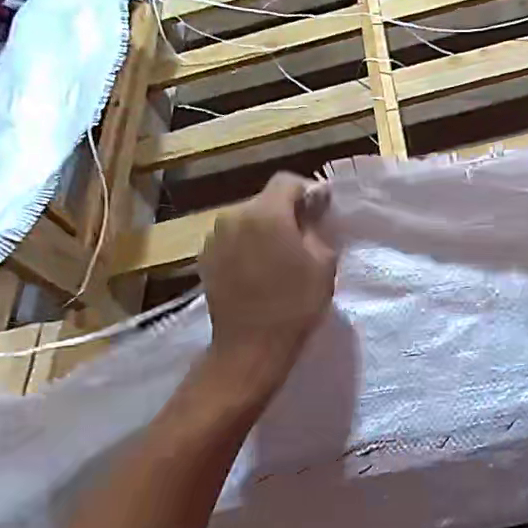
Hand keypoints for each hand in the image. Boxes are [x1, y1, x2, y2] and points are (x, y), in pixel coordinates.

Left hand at [200, 173, 337, 368]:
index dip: (308, 191)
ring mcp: (214, 237)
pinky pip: (232, 240)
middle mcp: (234, 215)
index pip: (287, 181)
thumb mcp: (323, 263)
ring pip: (247, 220)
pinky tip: (258, 270)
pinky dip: (246, 246)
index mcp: (266, 212)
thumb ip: (317, 227)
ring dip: (263, 230)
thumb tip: (312, 208)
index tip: (321, 211)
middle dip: (285, 212)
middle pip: (265, 200)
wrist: (249, 346)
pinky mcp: (205, 258)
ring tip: (279, 257)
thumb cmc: (294, 304)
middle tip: (303, 238)